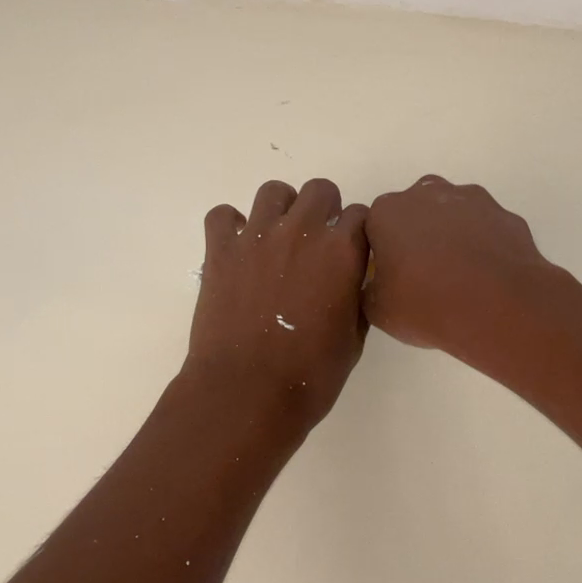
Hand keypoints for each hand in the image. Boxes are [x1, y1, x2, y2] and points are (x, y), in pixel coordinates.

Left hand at [185, 179, 370, 432]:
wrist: (247, 393)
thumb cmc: (310, 376)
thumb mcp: (354, 339)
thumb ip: (355, 298)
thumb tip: (350, 282)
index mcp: (342, 252)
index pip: (360, 215)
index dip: (358, 232)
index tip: (351, 250)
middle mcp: (302, 232)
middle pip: (321, 190)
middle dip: (324, 209)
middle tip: (317, 241)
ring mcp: (258, 236)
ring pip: (273, 191)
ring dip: (281, 208)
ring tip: (277, 238)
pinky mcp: (221, 249)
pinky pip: (223, 214)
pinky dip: (231, 225)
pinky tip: (237, 248)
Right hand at [365, 175, 557, 360]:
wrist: (499, 309)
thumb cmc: (427, 305)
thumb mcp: (378, 311)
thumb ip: (370, 289)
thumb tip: (379, 285)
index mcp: (388, 212)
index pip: (375, 227)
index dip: (383, 253)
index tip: (393, 279)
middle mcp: (426, 194)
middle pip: (414, 212)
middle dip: (417, 237)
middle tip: (425, 277)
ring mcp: (470, 200)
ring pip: (453, 215)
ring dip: (452, 237)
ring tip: (461, 278)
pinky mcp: (504, 214)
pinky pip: (486, 229)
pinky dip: (484, 246)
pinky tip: (488, 276)